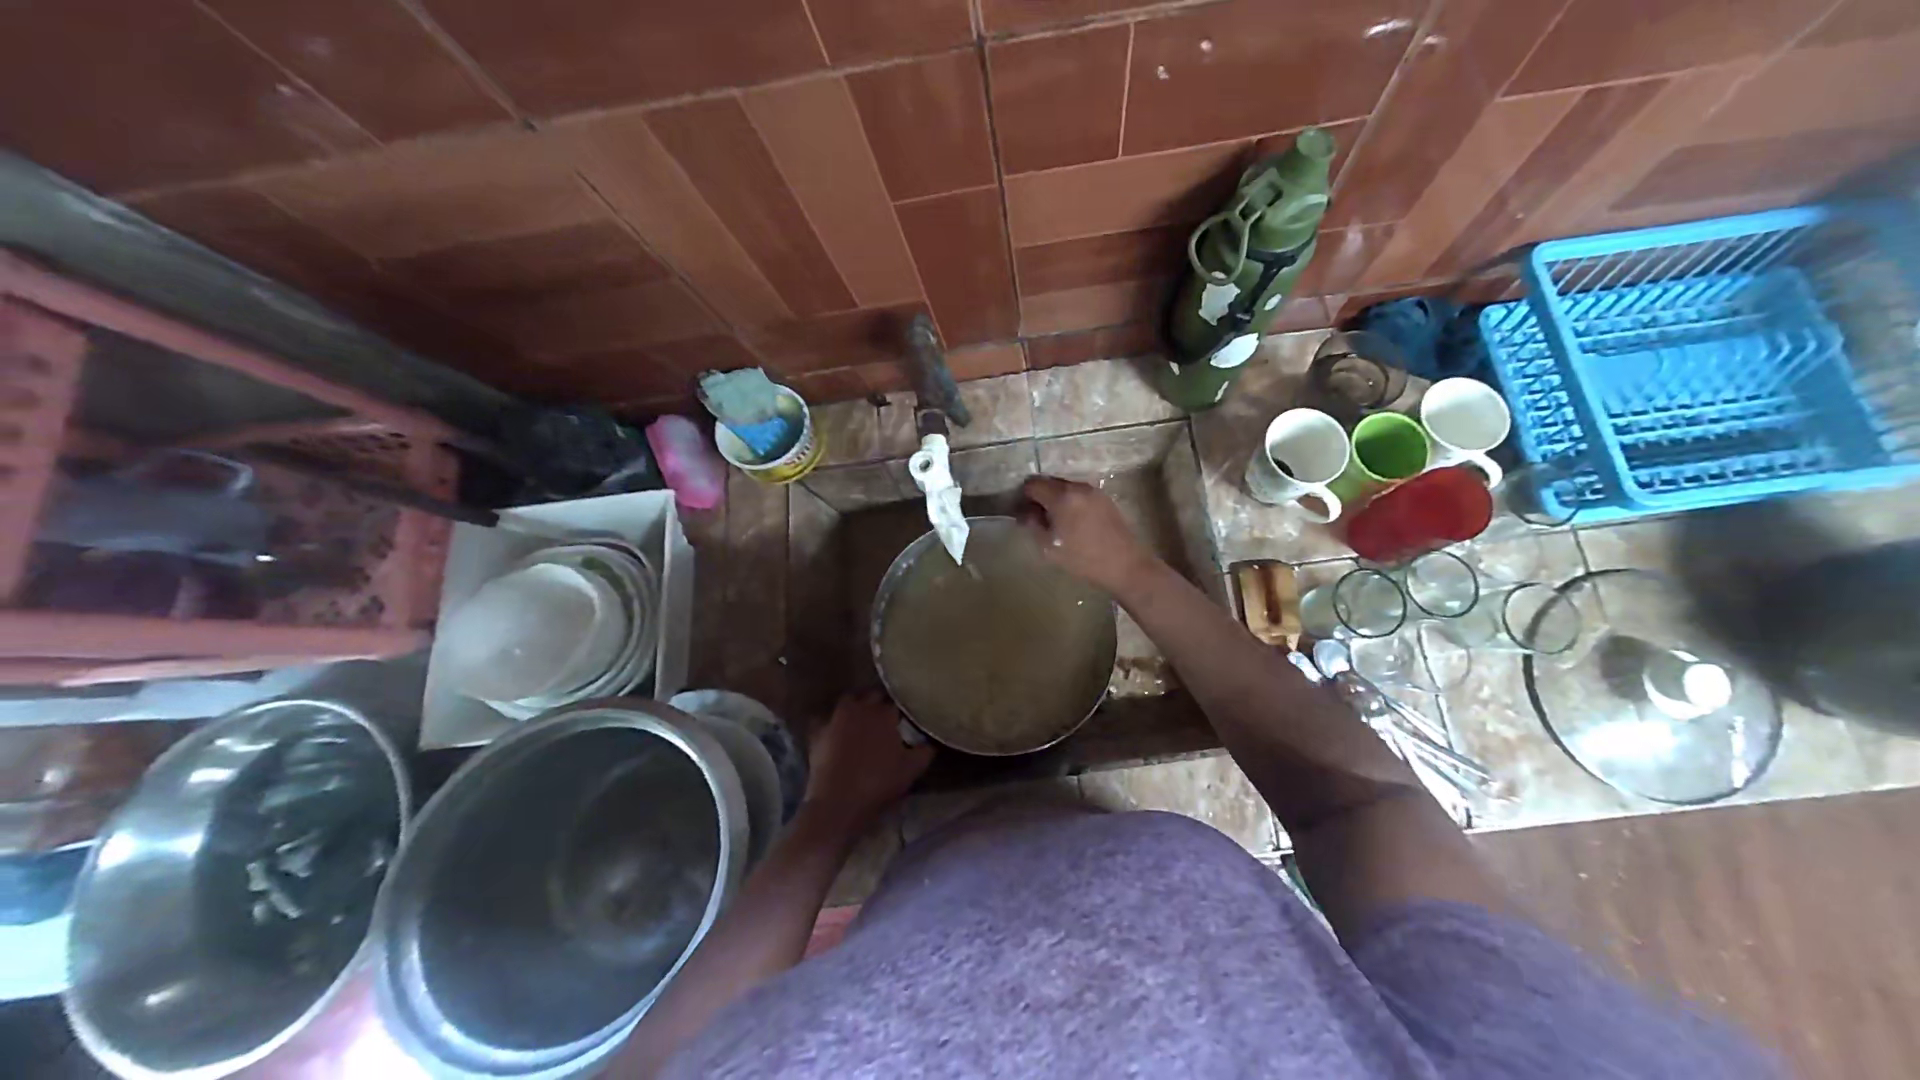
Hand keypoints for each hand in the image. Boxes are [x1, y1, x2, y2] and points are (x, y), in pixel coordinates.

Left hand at [801, 692, 932, 829]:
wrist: (839, 801)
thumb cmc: (879, 783)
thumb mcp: (912, 770)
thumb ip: (924, 751)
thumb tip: (929, 741)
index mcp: (885, 714)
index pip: (896, 704)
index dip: (900, 712)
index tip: (903, 720)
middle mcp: (860, 708)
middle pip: (872, 696)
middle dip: (879, 703)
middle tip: (884, 718)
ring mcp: (836, 718)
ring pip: (848, 701)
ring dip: (855, 706)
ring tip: (860, 719)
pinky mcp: (817, 732)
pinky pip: (822, 720)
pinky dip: (829, 723)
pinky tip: (833, 731)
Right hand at [1020, 475, 1159, 593]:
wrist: (1125, 565)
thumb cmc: (1082, 559)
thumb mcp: (1048, 547)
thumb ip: (1032, 524)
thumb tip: (1025, 512)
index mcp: (1062, 496)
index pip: (1033, 484)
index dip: (1024, 497)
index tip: (1023, 513)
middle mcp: (1078, 487)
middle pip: (1049, 482)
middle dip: (1040, 497)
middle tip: (1037, 519)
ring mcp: (1094, 491)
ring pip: (1065, 487)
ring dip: (1056, 500)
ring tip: (1057, 523)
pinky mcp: (1105, 498)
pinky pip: (1079, 494)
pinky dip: (1071, 502)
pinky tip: (1074, 523)